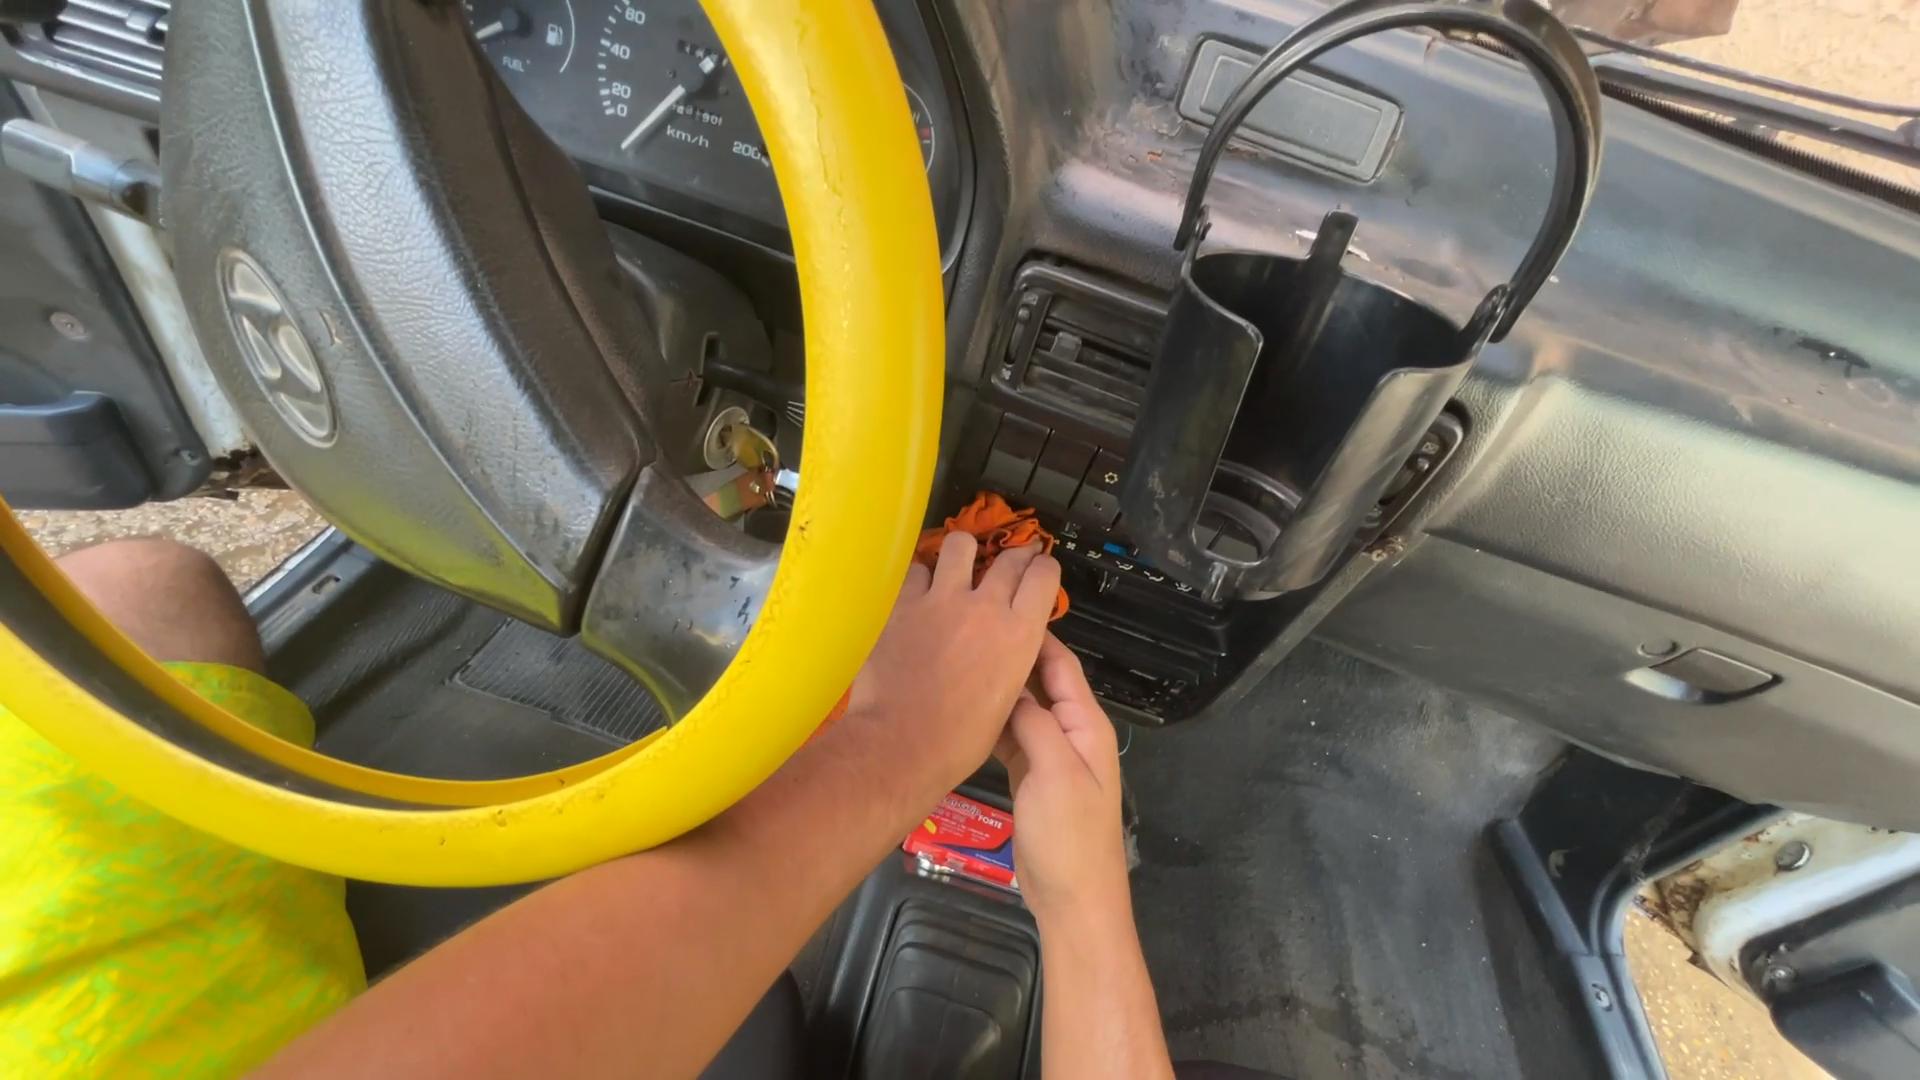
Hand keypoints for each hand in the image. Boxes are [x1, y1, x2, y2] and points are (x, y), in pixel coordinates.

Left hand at [843, 532, 1060, 808]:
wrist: (900, 743)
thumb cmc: (959, 739)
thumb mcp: (1007, 699)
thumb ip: (1011, 660)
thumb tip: (1007, 645)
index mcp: (1019, 634)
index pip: (1043, 577)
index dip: (1045, 567)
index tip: (1041, 567)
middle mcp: (985, 607)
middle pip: (1009, 559)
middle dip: (1016, 555)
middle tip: (1013, 559)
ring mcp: (941, 599)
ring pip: (960, 546)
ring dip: (964, 553)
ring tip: (958, 563)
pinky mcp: (902, 603)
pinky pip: (916, 571)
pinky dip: (922, 578)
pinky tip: (919, 592)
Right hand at [994, 634, 1129, 923]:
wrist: (1073, 900)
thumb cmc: (1070, 835)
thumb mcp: (1054, 771)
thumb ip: (1034, 722)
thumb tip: (1008, 681)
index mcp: (1085, 724)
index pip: (1061, 665)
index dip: (1036, 636)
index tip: (999, 611)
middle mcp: (1070, 731)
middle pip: (1040, 683)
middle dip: (1011, 658)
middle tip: (969, 634)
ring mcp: (1050, 754)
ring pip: (1022, 708)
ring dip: (998, 690)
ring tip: (960, 663)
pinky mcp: (1032, 774)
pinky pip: (1012, 736)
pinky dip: (992, 722)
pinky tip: (965, 710)